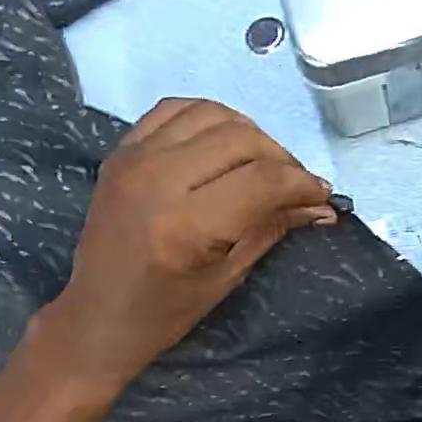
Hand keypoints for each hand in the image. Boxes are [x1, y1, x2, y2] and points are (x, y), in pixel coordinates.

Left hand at [31, 99, 334, 393]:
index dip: (302, 184)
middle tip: (297, 186)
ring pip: (213, 115)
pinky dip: (211, 119)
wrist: (99, 311)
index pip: (263, 181)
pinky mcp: (122, 149)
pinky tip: (225, 144)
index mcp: (186, 225)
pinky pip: (176, 109)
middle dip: (283, 160)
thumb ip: (274, 227)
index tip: (322, 196)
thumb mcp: (232, 273)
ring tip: (265, 164)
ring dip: (252, 135)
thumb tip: (322, 206)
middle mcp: (157, 180)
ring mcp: (134, 158)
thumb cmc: (170, 308)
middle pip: (243, 140)